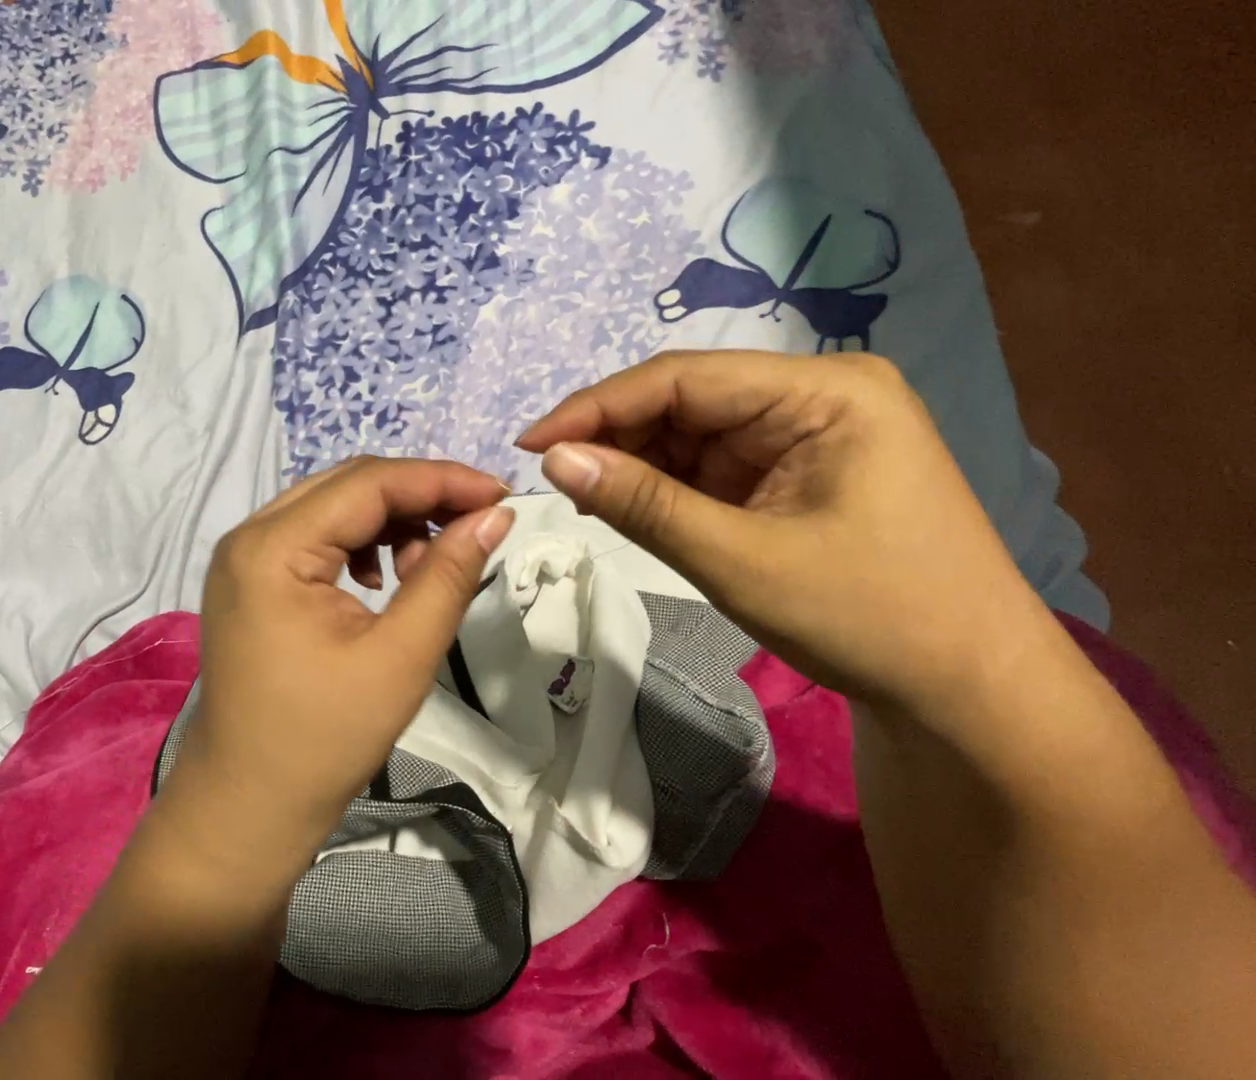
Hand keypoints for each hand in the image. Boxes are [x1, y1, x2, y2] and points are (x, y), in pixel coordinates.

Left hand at [160, 457, 513, 884]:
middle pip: (346, 486)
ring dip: (388, 522)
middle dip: (417, 498)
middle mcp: (247, 537)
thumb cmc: (324, 738)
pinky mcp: (248, 582)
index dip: (440, 480)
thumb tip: (494, 517)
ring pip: (330, 508)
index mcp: (271, 549)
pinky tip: (384, 581)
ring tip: (428, 567)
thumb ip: (448, 577)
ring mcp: (241, 559)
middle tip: (477, 526)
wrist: (249, 801)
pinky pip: (311, 538)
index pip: (367, 483)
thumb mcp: (400, 657)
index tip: (500, 496)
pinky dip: (357, 545)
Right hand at [517, 349, 1054, 709]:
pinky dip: (666, 486)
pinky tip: (628, 506)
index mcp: (825, 392)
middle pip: (687, 399)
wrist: (965, 689)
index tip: (530, 446)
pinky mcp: (798, 472)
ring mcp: (809, 434)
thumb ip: (641, 503)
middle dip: (617, 437)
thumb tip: (553, 460)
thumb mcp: (738, 559)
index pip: (684, 377)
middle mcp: (818, 396)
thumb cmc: (867, 615)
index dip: (597, 407)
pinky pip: (713, 465)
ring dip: (637, 463)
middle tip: (552, 480)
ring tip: (584, 499)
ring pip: (694, 433)